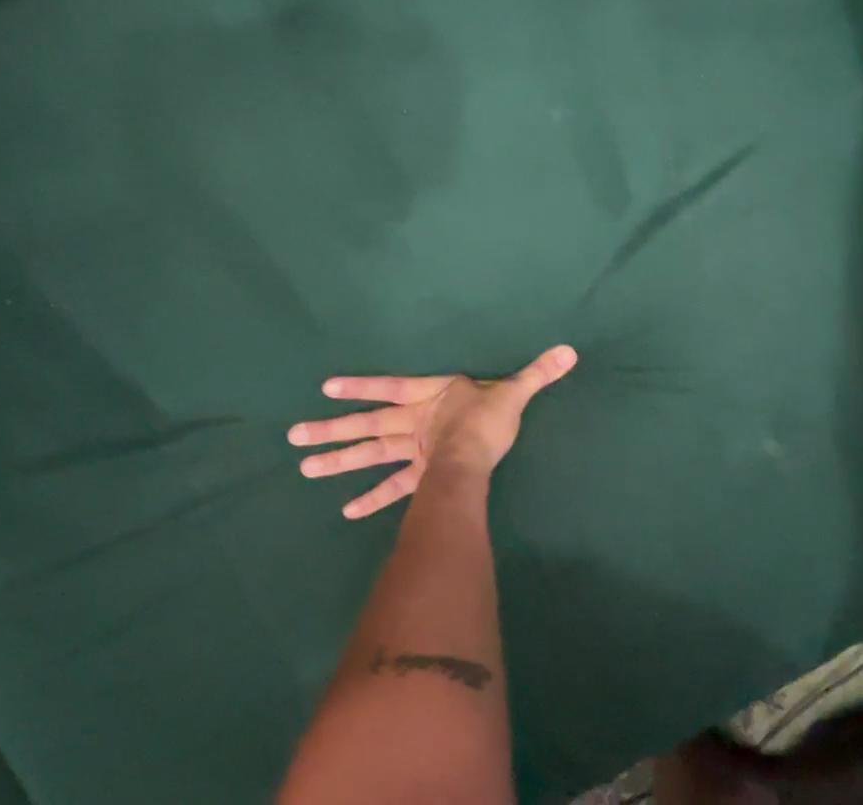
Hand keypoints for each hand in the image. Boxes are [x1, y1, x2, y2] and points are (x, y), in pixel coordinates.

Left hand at [288, 345, 577, 518]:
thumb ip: (537, 372)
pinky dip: (370, 499)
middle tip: (293, 437)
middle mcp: (413, 421)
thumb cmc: (490, 419)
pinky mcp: (419, 474)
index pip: (388, 387)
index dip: (359, 387)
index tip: (324, 388)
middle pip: (366, 425)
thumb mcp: (514, 391)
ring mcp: (412, 450)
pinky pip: (392, 488)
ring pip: (369, 454)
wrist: (481, 454)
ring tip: (304, 468)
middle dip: (330, 430)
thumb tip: (569, 351)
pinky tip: (345, 511)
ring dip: (337, 461)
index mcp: (429, 394)